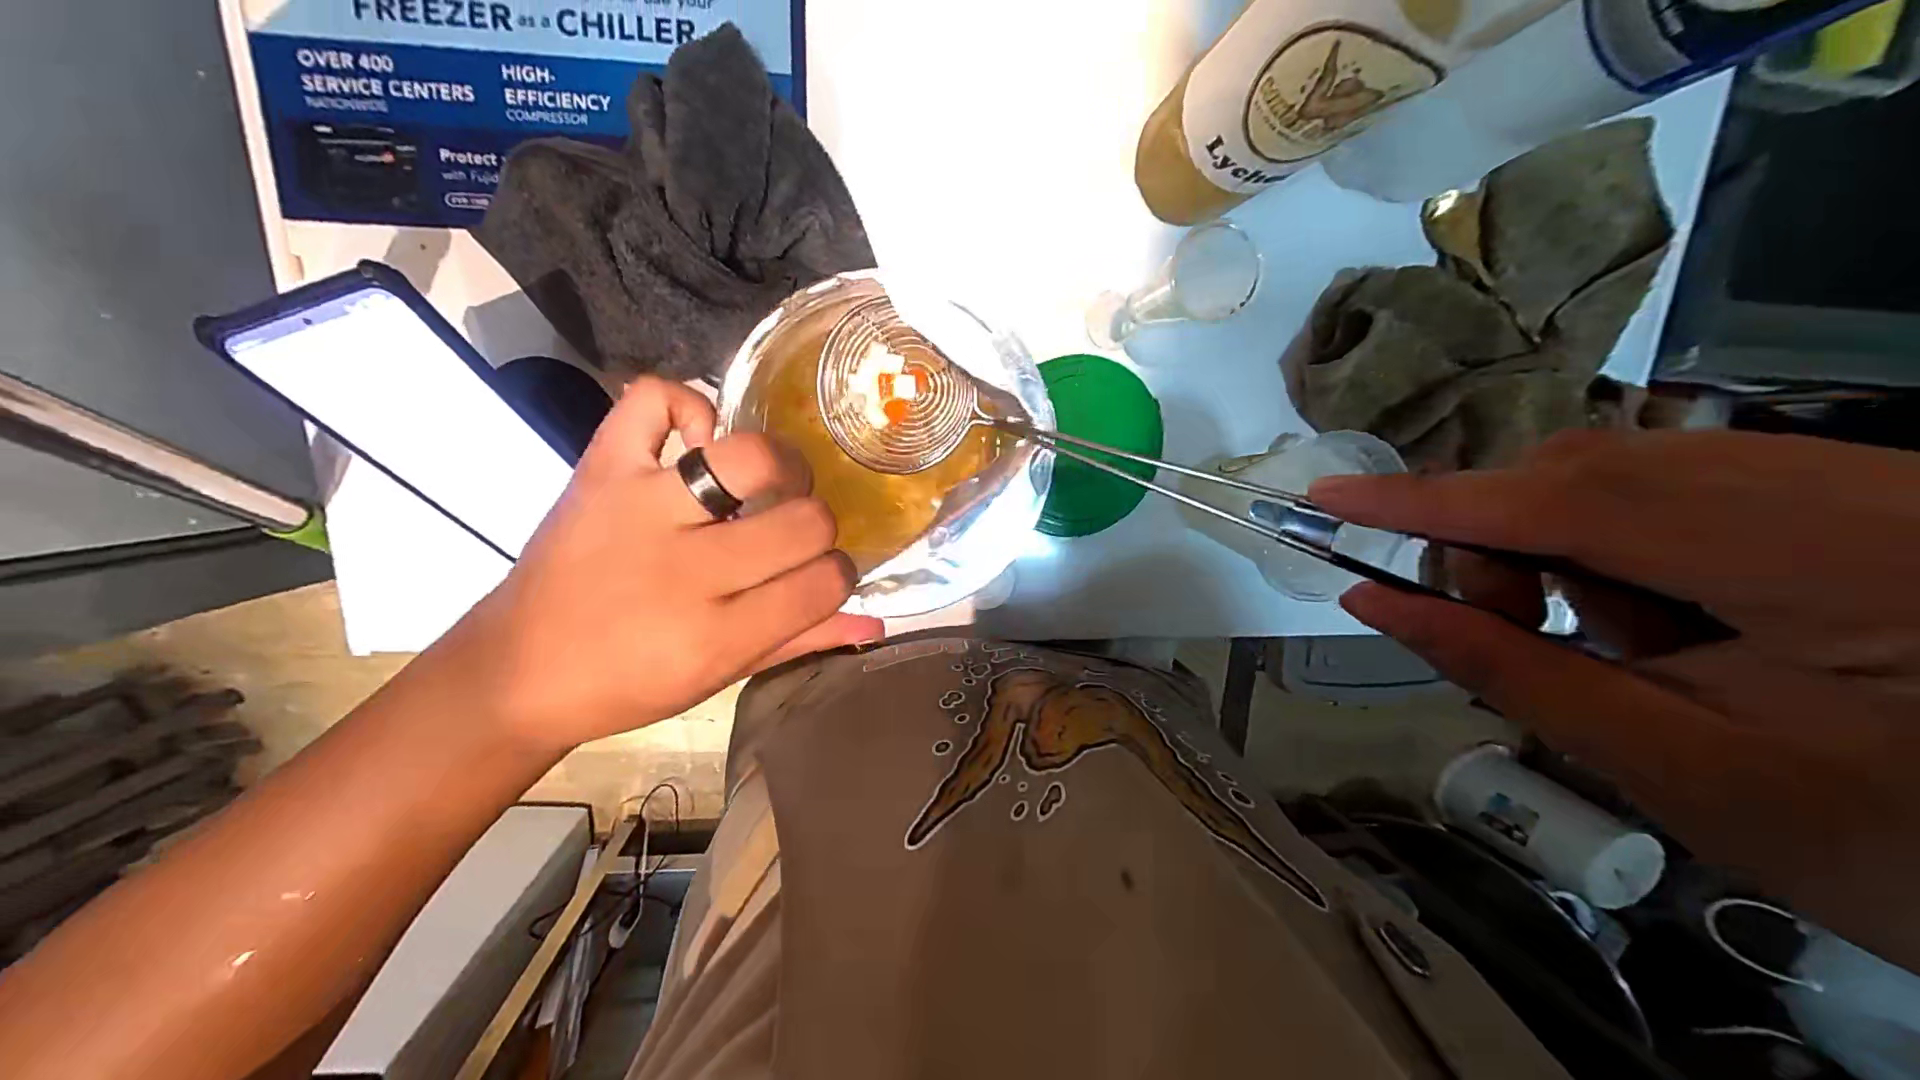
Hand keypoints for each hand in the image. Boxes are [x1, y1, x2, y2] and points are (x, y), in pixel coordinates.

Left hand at [446, 377, 881, 751]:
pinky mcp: (600, 471)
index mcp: (717, 634)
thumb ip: (800, 641)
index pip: (825, 582)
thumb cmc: (630, 682)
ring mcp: (640, 508)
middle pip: (805, 521)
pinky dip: (688, 405)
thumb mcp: (721, 676)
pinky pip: (654, 402)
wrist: (518, 669)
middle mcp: (685, 568)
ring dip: (782, 468)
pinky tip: (699, 438)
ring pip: (752, 458)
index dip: (840, 574)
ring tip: (769, 484)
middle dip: (818, 529)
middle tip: (792, 537)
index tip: (824, 574)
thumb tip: (874, 618)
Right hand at [1310, 429, 1919, 970]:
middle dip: (1503, 540)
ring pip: (1626, 471)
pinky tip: (1661, 613)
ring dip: (1559, 545)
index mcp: (1829, 561)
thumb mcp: (1671, 767)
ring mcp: (1865, 481)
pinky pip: (1683, 486)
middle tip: (1500, 623)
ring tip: (1600, 635)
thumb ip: (1506, 669)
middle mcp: (1852, 486)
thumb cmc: (1895, 848)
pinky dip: (1621, 543)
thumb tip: (1374, 600)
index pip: (1562, 503)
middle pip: (1586, 469)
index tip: (1328, 498)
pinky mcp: (1862, 495)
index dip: (1429, 500)